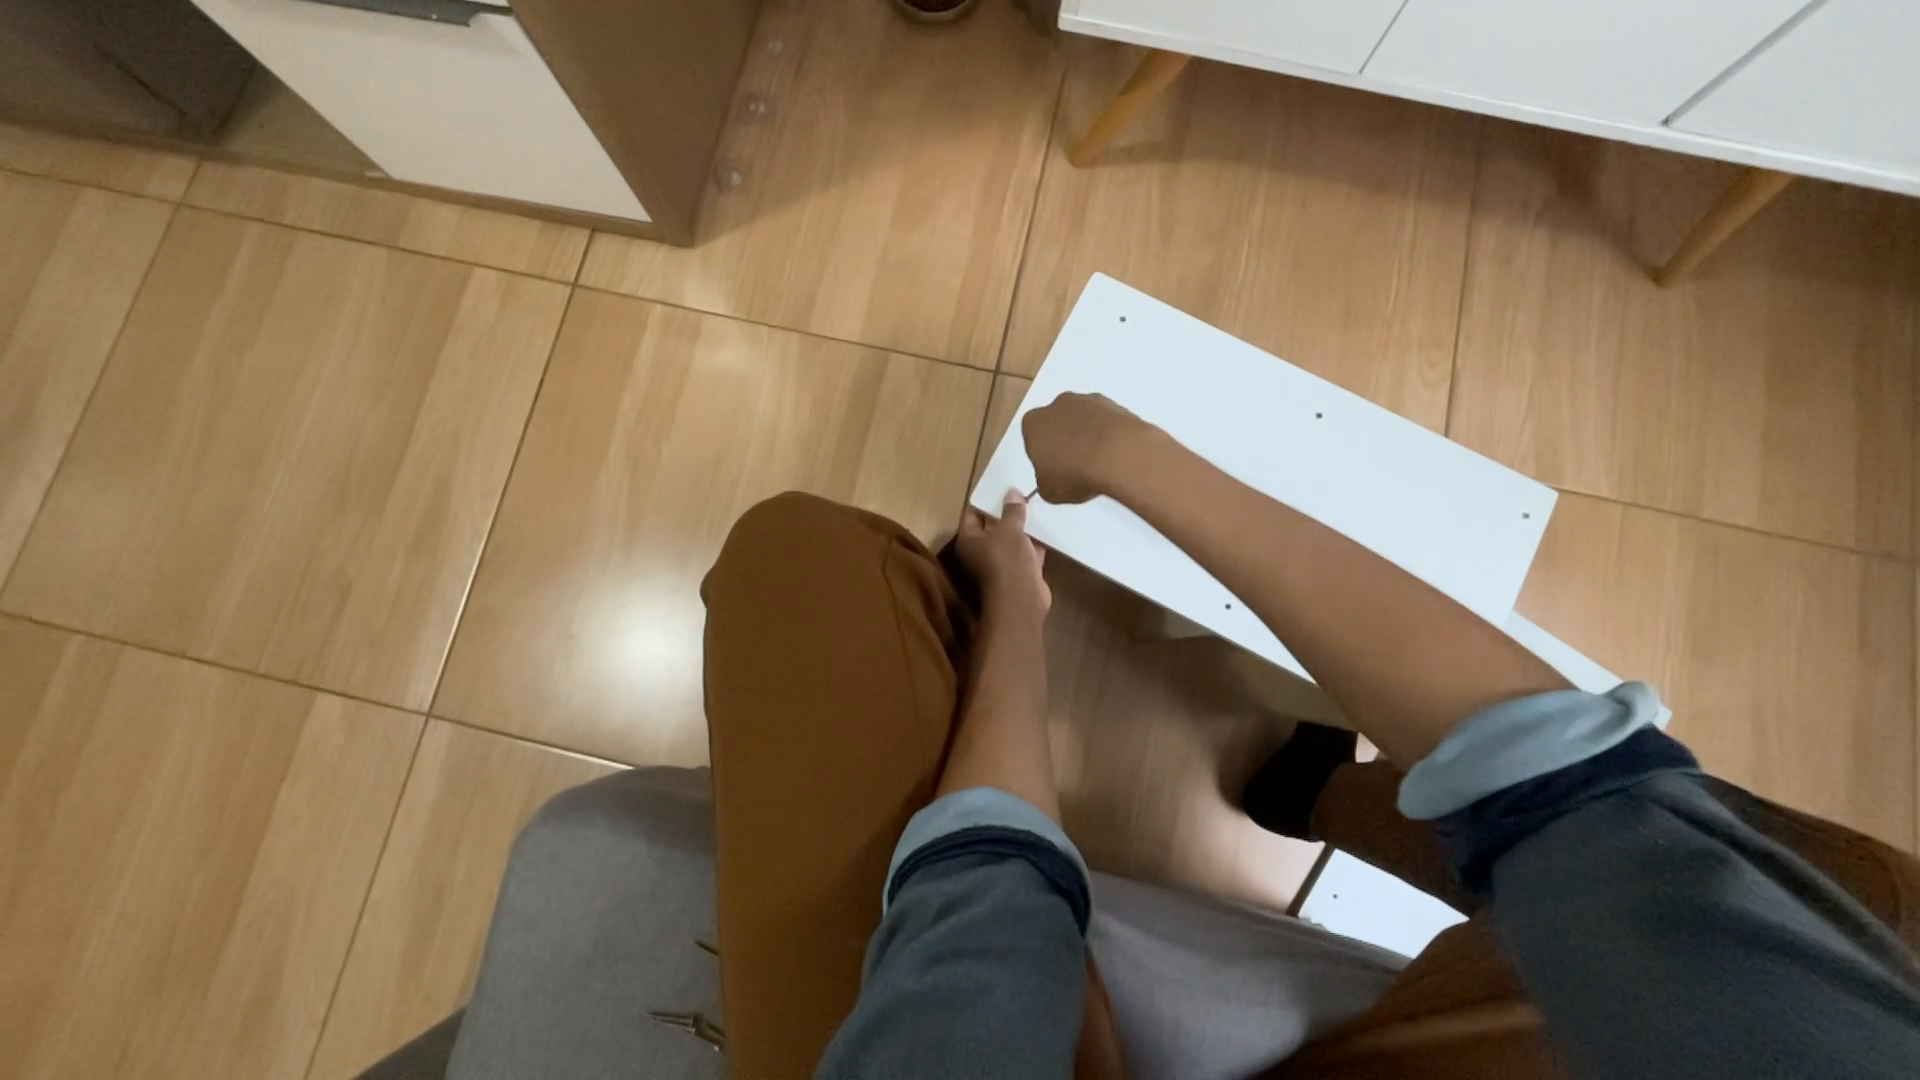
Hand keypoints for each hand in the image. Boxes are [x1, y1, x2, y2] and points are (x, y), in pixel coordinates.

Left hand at [957, 490, 1049, 617]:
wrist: (1022, 599)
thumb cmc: (1006, 560)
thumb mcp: (1008, 529)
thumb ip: (1011, 510)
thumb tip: (1012, 492)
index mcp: (969, 540)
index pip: (972, 513)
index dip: (985, 497)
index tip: (999, 482)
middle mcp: (982, 551)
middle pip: (993, 525)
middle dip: (1007, 509)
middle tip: (1022, 488)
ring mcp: (1003, 562)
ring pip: (1013, 538)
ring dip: (1024, 524)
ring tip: (1037, 500)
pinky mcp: (1022, 571)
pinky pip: (1029, 550)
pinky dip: (1037, 540)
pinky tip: (1049, 523)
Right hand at [1022, 393, 1151, 504]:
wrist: (1117, 455)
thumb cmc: (1076, 471)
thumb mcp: (1049, 491)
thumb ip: (1045, 481)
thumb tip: (1052, 482)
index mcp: (1033, 423)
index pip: (1033, 438)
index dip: (1043, 455)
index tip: (1054, 469)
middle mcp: (1057, 405)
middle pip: (1058, 423)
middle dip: (1065, 440)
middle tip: (1075, 465)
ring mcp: (1087, 401)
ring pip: (1083, 419)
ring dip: (1088, 436)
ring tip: (1097, 462)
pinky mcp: (1113, 404)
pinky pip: (1106, 421)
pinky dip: (1109, 434)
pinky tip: (1113, 454)